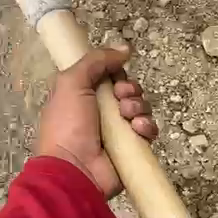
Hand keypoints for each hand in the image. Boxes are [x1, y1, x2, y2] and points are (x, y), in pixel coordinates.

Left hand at [36, 46, 157, 197]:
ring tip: (127, 117)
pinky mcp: (133, 148)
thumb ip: (95, 61)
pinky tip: (137, 130)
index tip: (116, 77)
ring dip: (139, 107)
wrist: (74, 169)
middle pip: (130, 90)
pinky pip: (149, 130)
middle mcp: (102, 112)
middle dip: (130, 91)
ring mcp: (119, 131)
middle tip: (120, 99)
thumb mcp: (71, 83)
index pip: (112, 76)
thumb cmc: (67, 124)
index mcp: (84, 96)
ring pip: (142, 108)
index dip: (118, 73)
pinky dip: (146, 127)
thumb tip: (125, 48)